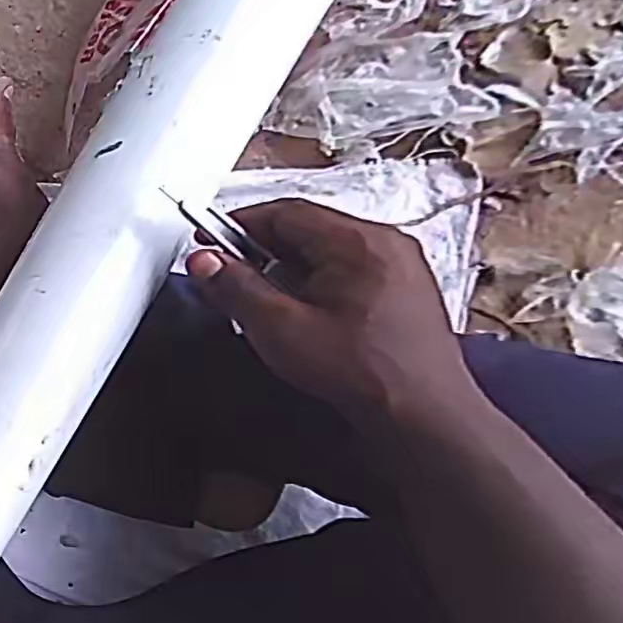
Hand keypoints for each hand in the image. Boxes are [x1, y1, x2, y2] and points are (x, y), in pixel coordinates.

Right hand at [186, 199, 476, 423]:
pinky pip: (338, 267)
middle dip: (254, 247)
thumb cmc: (357, 368)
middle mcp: (384, 244)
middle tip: (220, 272)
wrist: (418, 410)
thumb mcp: (277, 327)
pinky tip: (286, 308)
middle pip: (303, 228)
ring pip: (319, 249)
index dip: (236, 224)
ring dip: (277, 265)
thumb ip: (235, 287)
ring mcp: (396, 265)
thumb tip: (203, 260)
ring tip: (250, 296)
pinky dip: (303, 279)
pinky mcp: (396, 288)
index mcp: (359, 243)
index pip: (285, 212)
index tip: (205, 241)